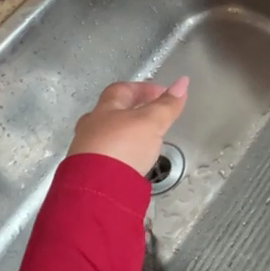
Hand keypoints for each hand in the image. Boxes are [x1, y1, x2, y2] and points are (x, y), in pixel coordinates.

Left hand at [67, 77, 188, 173]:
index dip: (144, 88)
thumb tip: (183, 82)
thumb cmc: (123, 146)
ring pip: (107, 134)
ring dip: (125, 133)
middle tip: (151, 115)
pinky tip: (131, 160)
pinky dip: (120, 153)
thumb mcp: (152, 122)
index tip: (162, 93)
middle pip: (112, 112)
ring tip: (144, 140)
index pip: (123, 89)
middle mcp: (91, 126)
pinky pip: (106, 155)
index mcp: (105, 109)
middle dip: (132, 111)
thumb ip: (167, 104)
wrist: (97, 188)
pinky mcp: (89, 171)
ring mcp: (86, 150)